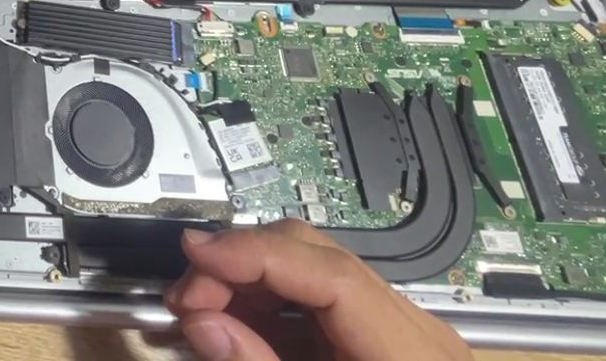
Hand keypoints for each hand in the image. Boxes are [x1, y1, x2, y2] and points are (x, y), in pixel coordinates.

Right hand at [164, 220, 473, 360]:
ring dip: (246, 279)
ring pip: (306, 264)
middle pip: (313, 255)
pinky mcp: (382, 335)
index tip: (195, 255)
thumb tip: (201, 321)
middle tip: (187, 300)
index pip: (330, 276)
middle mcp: (418, 330)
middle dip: (239, 265)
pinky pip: (313, 294)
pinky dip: (268, 301)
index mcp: (417, 359)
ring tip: (201, 314)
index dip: (257, 255)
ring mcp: (402, 328)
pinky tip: (237, 325)